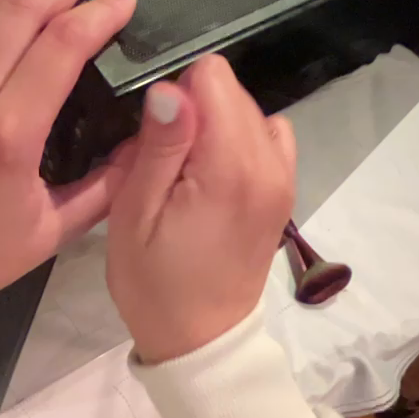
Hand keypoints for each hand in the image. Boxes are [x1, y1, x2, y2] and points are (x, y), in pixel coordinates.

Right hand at [105, 55, 296, 363]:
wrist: (199, 341)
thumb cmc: (154, 286)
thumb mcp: (134, 218)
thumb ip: (158, 148)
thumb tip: (170, 88)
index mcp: (231, 168)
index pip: (212, 76)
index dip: (174, 102)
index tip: (154, 147)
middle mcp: (270, 164)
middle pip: (231, 92)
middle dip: (191, 118)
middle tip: (162, 171)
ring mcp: (284, 179)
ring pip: (248, 113)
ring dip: (213, 133)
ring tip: (186, 180)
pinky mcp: (284, 192)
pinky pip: (266, 139)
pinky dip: (237, 146)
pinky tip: (212, 181)